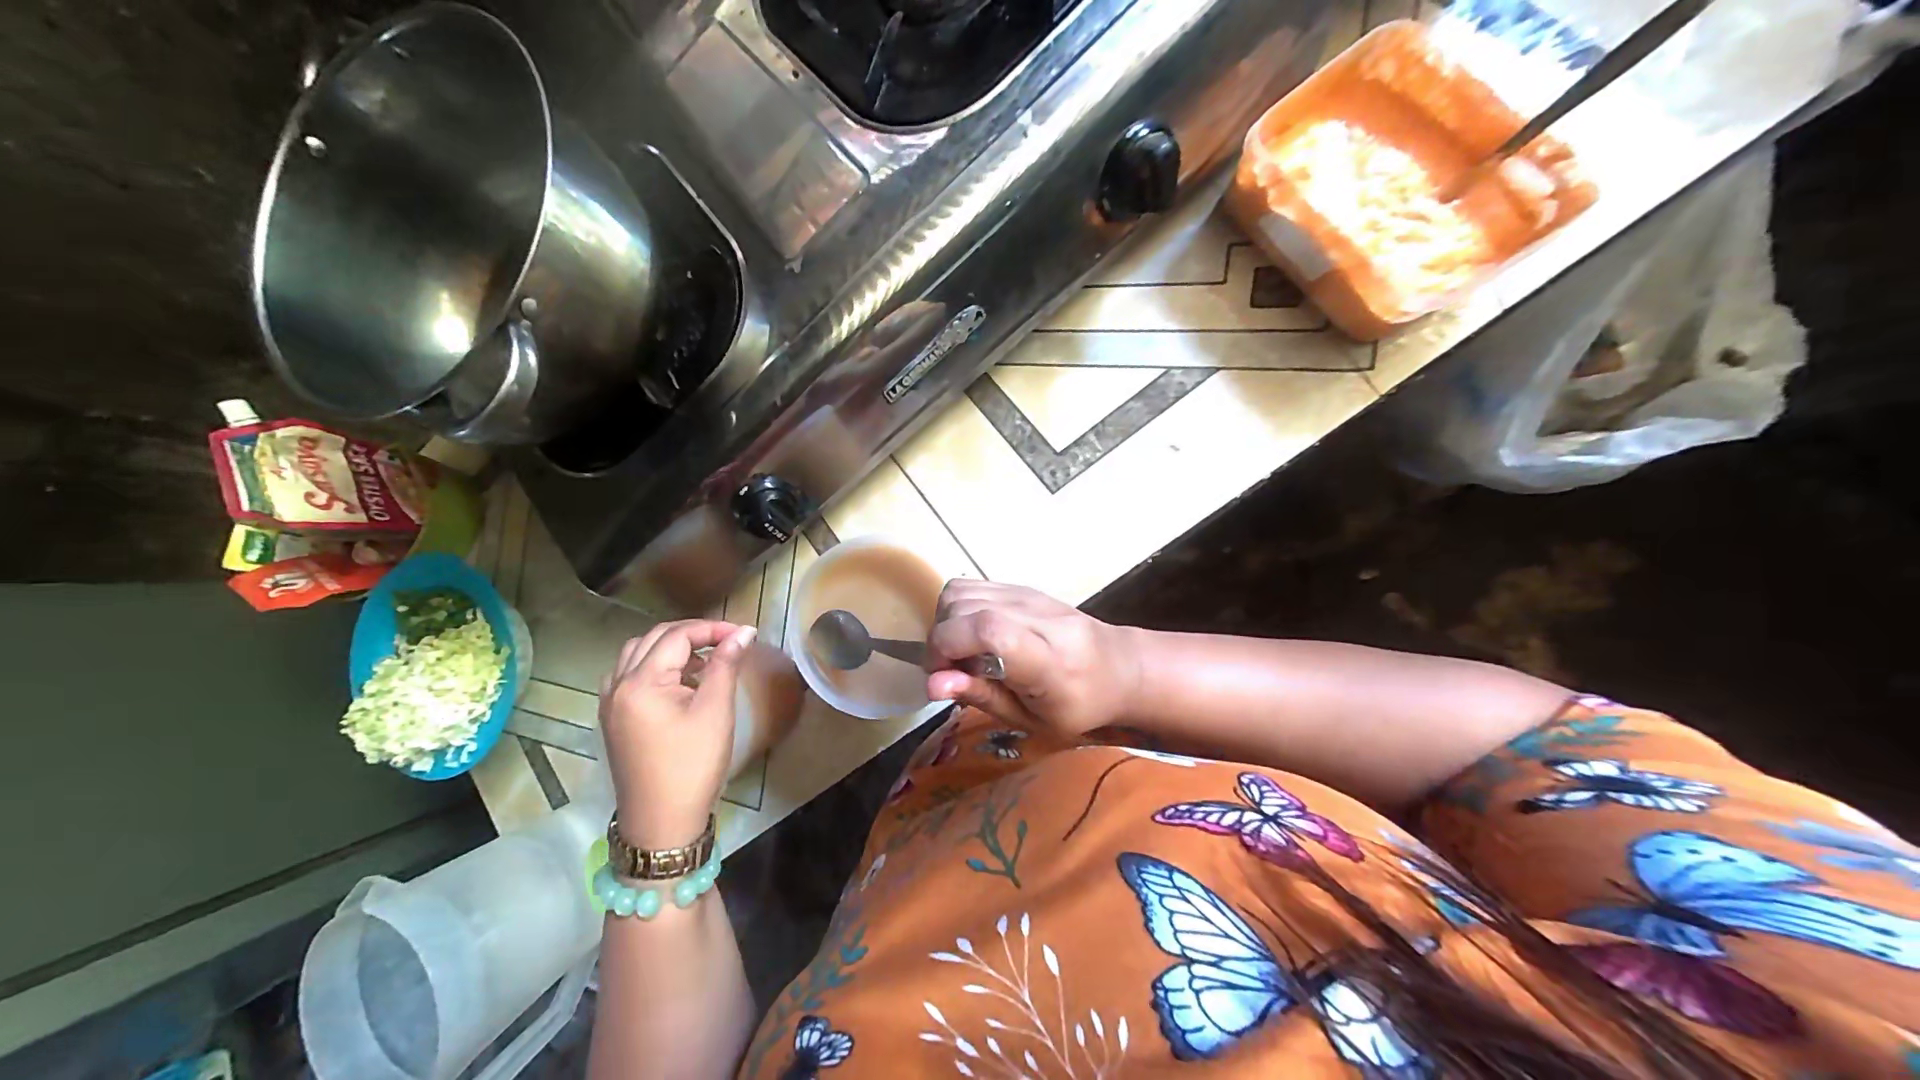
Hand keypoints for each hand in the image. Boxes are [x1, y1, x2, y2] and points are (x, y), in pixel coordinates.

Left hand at [599, 620, 756, 848]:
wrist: (662, 822)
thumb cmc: (692, 766)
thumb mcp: (715, 711)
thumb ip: (725, 664)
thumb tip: (743, 633)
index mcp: (640, 682)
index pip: (677, 636)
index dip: (712, 628)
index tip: (745, 634)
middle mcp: (617, 686)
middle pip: (654, 639)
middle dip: (692, 633)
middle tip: (728, 642)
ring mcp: (611, 703)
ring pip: (638, 654)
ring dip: (672, 648)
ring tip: (705, 660)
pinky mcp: (614, 719)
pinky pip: (630, 675)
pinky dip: (656, 666)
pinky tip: (681, 682)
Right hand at [925, 580, 1140, 737]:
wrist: (1119, 666)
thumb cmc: (1078, 705)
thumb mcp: (1032, 719)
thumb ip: (982, 696)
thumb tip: (933, 684)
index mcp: (1048, 659)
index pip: (989, 630)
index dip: (949, 647)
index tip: (941, 677)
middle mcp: (1037, 616)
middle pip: (964, 606)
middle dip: (940, 642)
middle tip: (951, 673)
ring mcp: (1027, 594)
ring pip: (959, 592)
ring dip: (946, 625)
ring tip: (961, 655)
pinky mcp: (1020, 587)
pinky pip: (970, 587)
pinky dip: (957, 611)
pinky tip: (971, 636)